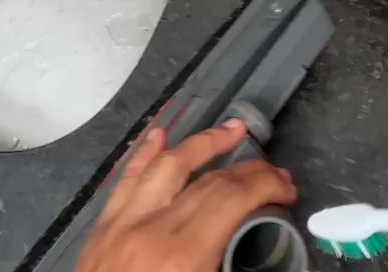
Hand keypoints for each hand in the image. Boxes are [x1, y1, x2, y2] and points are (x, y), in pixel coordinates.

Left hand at [76, 119, 297, 271]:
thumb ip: (236, 270)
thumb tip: (272, 256)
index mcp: (182, 258)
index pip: (232, 197)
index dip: (266, 184)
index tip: (288, 188)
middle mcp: (151, 231)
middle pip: (209, 181)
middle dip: (248, 170)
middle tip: (275, 172)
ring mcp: (121, 227)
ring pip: (167, 165)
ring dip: (202, 142)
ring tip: (231, 129)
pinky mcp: (99, 234)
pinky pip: (125, 181)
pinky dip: (144, 154)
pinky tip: (159, 134)